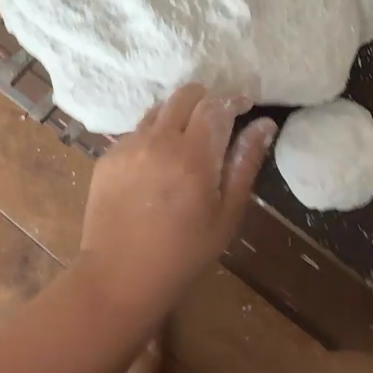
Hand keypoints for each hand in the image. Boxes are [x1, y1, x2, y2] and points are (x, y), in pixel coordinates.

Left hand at [77, 84, 277, 319]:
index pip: (217, 105)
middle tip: (218, 120)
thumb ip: (245, 163)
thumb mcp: (226, 214)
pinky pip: (137, 130)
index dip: (234, 100)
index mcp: (193, 156)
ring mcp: (129, 145)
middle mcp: (159, 141)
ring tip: (187, 140)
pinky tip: (159, 163)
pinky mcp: (108, 156)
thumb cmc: (183, 253)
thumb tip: (264, 124)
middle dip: (207, 99)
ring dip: (179, 114)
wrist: (118, 278)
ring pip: (160, 108)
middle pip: (186, 94)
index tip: (246, 106)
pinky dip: (154, 135)